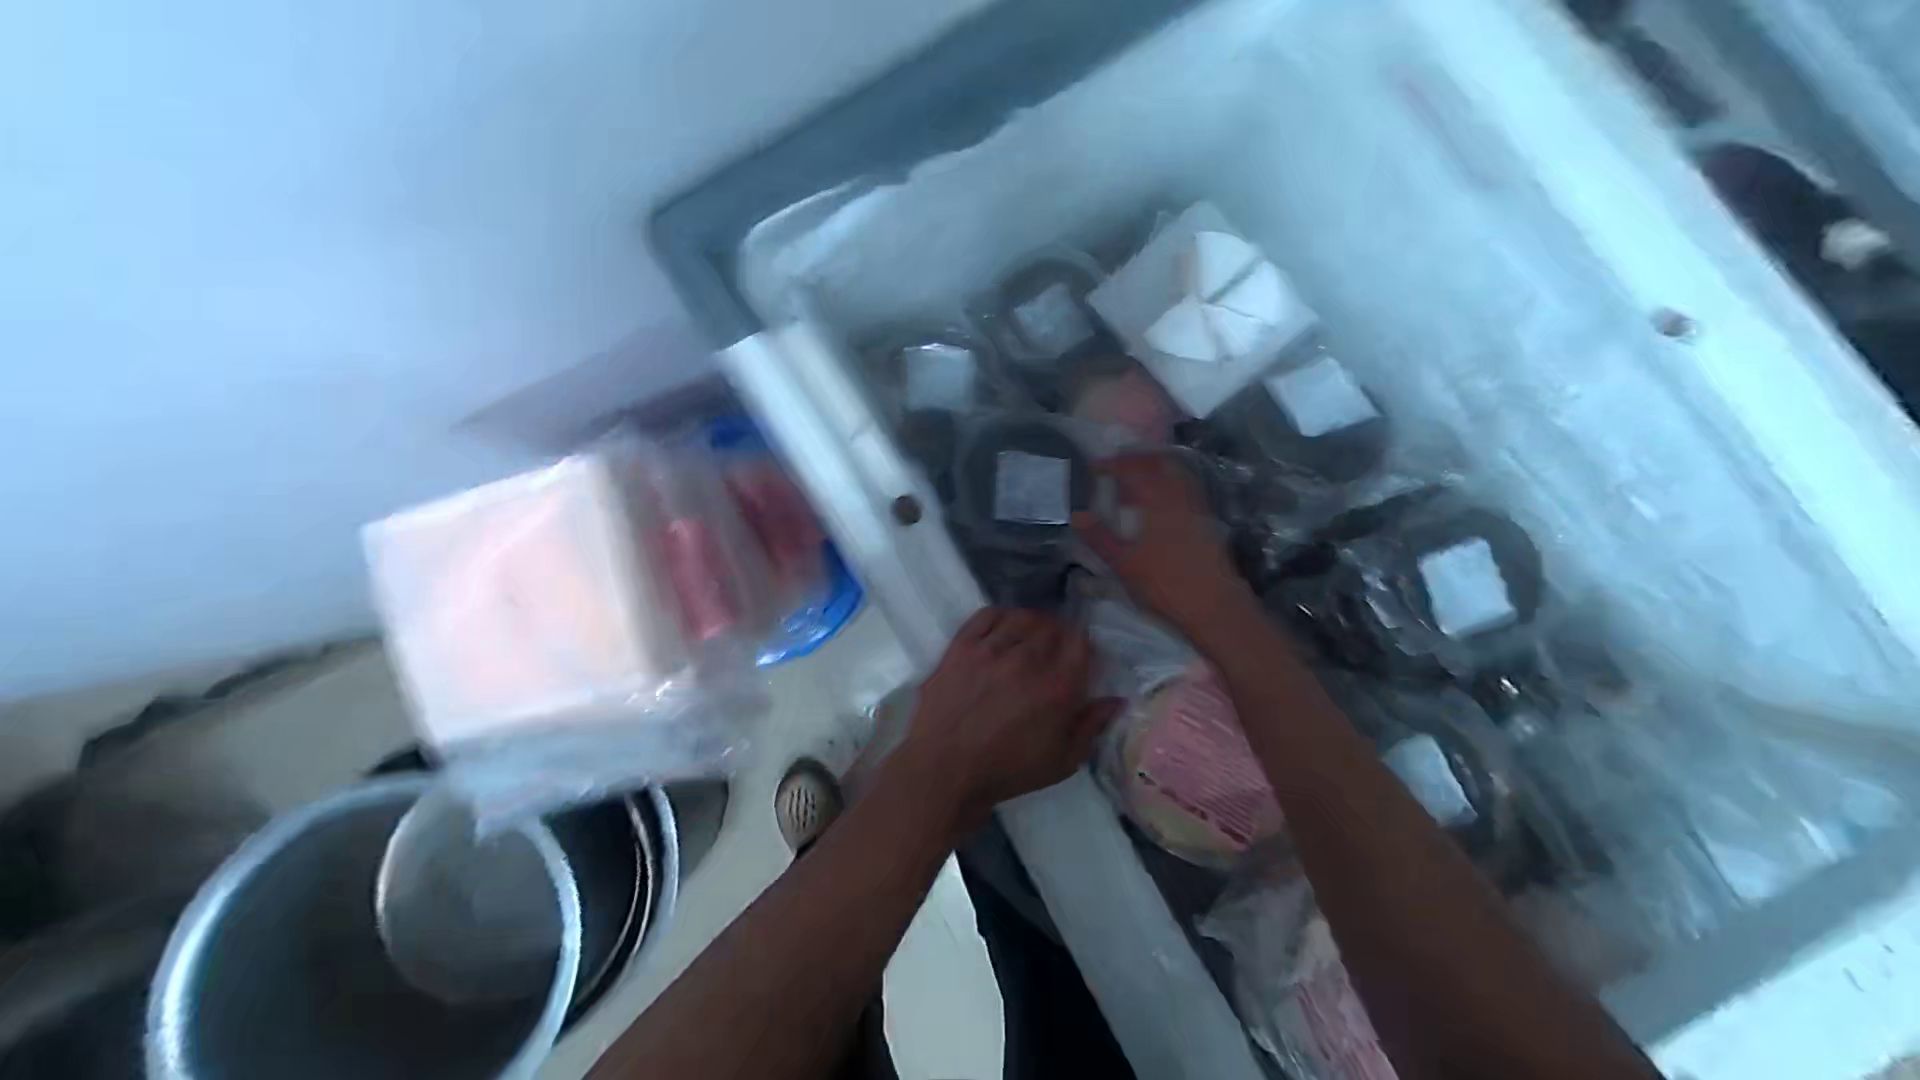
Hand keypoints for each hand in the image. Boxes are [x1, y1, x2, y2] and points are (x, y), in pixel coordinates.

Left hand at [895, 608, 1120, 829]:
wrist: (945, 770)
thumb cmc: (1007, 771)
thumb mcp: (1062, 761)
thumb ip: (1090, 726)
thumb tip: (1115, 700)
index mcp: (1058, 687)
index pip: (1080, 641)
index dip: (1081, 642)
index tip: (1076, 652)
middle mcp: (1028, 660)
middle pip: (1051, 625)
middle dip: (1057, 633)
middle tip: (1052, 648)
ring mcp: (991, 649)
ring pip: (1021, 617)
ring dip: (1031, 622)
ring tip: (1028, 635)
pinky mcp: (962, 646)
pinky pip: (986, 615)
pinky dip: (1000, 615)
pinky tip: (1002, 627)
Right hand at [1073, 453, 1250, 636]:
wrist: (1215, 607)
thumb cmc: (1165, 584)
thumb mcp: (1124, 564)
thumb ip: (1100, 537)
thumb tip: (1078, 515)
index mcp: (1159, 500)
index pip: (1134, 469)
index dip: (1113, 464)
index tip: (1096, 467)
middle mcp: (1182, 497)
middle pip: (1162, 464)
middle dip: (1139, 460)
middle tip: (1119, 467)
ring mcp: (1199, 510)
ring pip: (1178, 477)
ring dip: (1157, 473)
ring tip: (1137, 486)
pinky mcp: (1209, 525)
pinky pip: (1188, 493)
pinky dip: (1170, 491)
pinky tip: (1159, 509)